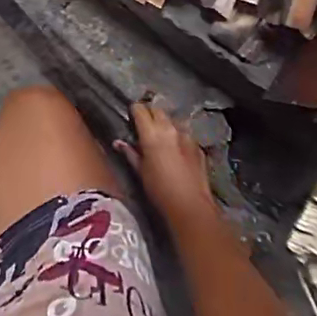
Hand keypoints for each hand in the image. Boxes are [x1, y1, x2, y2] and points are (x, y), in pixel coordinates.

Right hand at [115, 101, 219, 225]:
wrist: (191, 206)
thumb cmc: (159, 190)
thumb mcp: (140, 171)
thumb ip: (129, 153)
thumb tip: (118, 142)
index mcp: (152, 133)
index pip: (140, 109)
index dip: (134, 111)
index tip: (130, 118)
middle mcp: (170, 128)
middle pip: (157, 110)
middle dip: (149, 114)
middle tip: (144, 127)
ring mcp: (187, 136)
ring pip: (173, 120)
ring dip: (165, 124)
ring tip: (161, 138)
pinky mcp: (198, 146)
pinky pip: (185, 134)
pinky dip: (178, 137)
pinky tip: (176, 151)